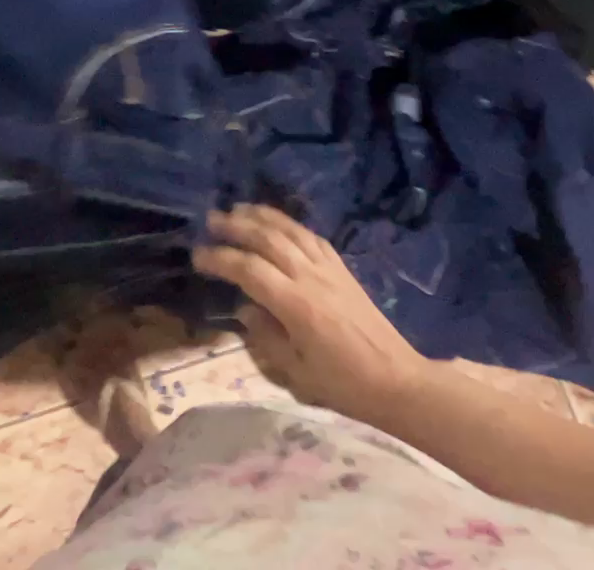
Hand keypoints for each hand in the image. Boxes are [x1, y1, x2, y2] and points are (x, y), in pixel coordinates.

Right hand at [193, 205, 431, 425]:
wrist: (396, 380)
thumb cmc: (343, 384)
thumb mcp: (297, 372)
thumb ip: (266, 337)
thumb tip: (246, 309)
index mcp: (296, 304)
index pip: (249, 270)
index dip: (220, 259)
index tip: (198, 256)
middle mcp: (311, 277)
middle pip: (268, 239)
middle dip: (236, 226)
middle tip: (211, 220)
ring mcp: (329, 269)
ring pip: (290, 231)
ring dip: (262, 216)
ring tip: (238, 209)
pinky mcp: (343, 269)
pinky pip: (312, 237)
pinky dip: (290, 225)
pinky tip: (278, 223)